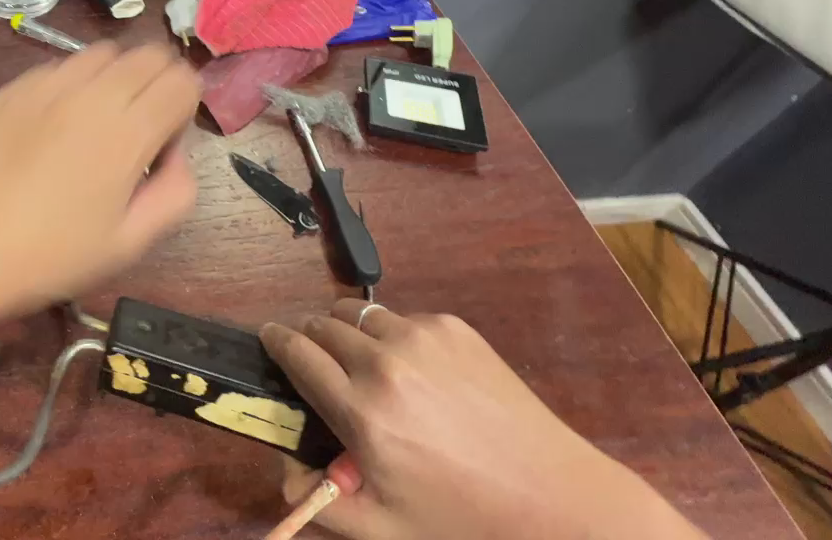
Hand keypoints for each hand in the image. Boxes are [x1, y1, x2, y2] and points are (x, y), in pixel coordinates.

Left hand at [0, 42, 200, 323]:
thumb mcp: (129, 243)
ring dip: (117, 78)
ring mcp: (48, 82)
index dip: (184, 110)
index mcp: (128, 129)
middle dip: (158, 85)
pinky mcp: (14, 86)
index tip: (162, 147)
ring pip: (105, 52)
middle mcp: (92, 91)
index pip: (182, 80)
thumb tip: (175, 155)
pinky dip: (76, 83)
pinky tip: (56, 127)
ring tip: (98, 125)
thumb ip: (175, 192)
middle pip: (150, 54)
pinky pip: (62, 65)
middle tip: (137, 135)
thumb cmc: (48, 254)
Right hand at [261, 300, 705, 539]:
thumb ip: (317, 500)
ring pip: (357, 313)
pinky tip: (416, 372)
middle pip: (320, 323)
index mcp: (362, 412)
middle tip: (320, 366)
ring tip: (362, 361)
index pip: (295, 350)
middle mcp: (384, 362)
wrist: (563, 505)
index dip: (274, 340)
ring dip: (346, 330)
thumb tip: (281, 465)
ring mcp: (422, 338)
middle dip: (310, 338)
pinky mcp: (454, 328)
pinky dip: (391, 334)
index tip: (268, 340)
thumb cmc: (463, 524)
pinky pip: (400, 318)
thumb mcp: (383, 530)